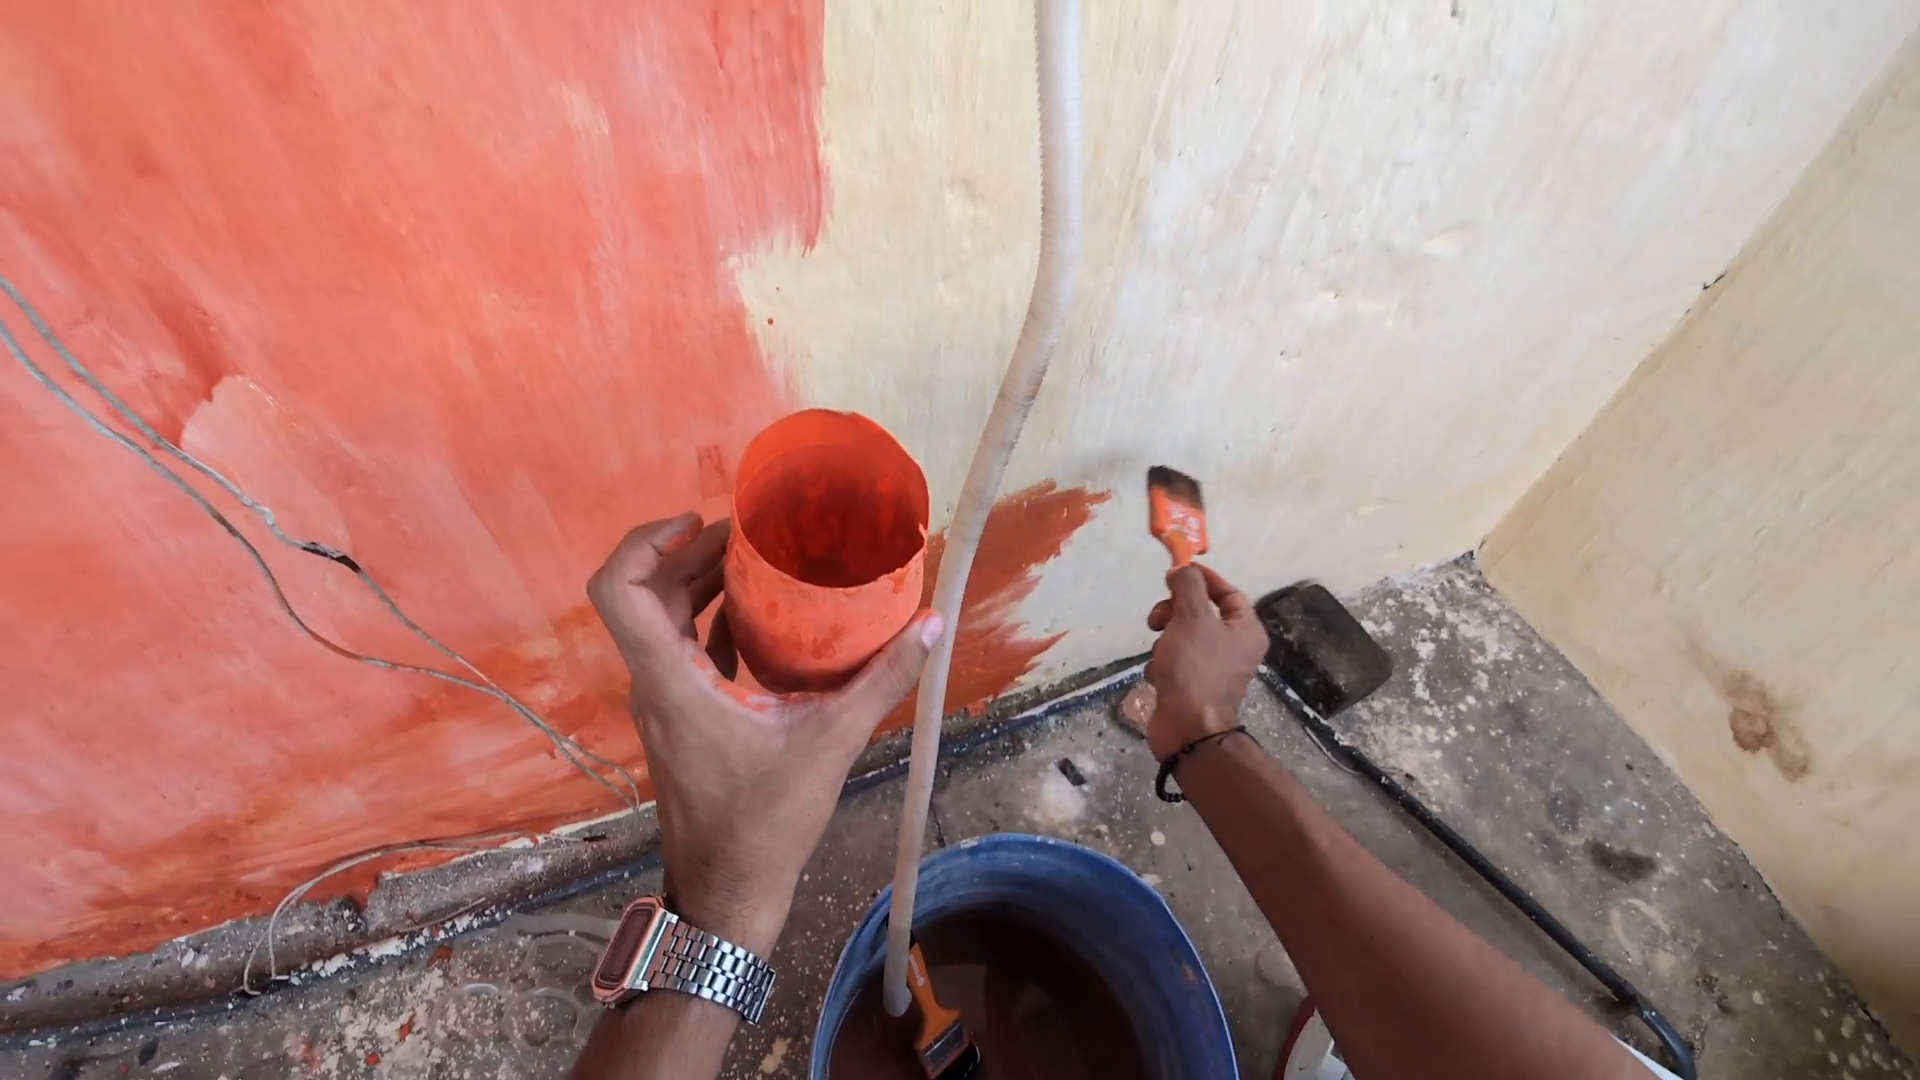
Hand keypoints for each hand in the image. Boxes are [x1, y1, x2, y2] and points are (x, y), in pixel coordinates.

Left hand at [587, 513, 942, 955]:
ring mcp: (663, 702)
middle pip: (644, 596)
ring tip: (755, 558)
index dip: (645, 542)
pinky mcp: (679, 717)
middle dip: (688, 552)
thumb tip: (932, 623)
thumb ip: (884, 680)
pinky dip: (707, 619)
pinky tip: (756, 614)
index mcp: (672, 681)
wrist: (729, 891)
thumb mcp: (833, 742)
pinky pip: (680, 649)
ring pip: (660, 622)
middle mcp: (655, 683)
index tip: (698, 522)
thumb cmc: (769, 820)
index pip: (619, 592)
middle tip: (749, 532)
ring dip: (696, 583)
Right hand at [1144, 563, 1267, 759]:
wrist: (1187, 726)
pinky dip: (1164, 661)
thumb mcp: (1191, 617)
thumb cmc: (1194, 667)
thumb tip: (1183, 569)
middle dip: (1175, 611)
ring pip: (1184, 635)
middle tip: (1157, 618)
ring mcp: (1214, 668)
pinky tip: (1158, 672)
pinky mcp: (1194, 685)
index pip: (1227, 592)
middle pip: (1202, 612)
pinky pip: (1176, 659)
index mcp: (1245, 630)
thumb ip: (1187, 587)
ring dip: (1166, 637)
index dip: (1202, 579)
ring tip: (1159, 651)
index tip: (1176, 572)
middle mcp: (1235, 648)